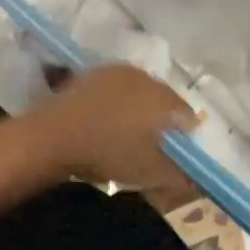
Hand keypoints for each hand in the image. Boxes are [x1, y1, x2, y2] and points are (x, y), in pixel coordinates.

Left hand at [25, 65, 198, 191]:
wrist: (53, 136)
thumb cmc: (108, 153)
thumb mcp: (149, 173)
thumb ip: (180, 176)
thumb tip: (196, 178)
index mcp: (165, 99)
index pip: (188, 117)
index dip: (183, 138)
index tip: (171, 155)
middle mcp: (146, 77)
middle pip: (164, 101)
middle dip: (160, 122)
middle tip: (146, 146)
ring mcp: (117, 71)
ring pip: (139, 92)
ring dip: (137, 109)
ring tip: (122, 134)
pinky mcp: (93, 73)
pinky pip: (115, 89)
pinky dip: (115, 102)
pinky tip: (102, 121)